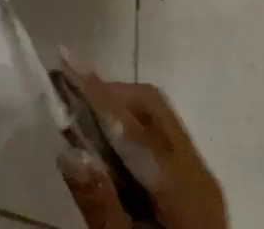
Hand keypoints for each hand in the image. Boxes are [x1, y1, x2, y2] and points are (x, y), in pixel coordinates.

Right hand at [55, 63, 226, 228]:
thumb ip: (99, 204)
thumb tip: (67, 150)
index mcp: (184, 193)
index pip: (136, 129)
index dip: (98, 92)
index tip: (64, 58)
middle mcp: (198, 174)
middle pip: (153, 107)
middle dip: (106, 92)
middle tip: (63, 94)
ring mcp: (200, 178)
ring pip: (156, 118)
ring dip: (115, 108)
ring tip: (76, 119)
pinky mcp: (194, 186)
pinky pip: (158, 136)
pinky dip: (126, 127)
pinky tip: (101, 147)